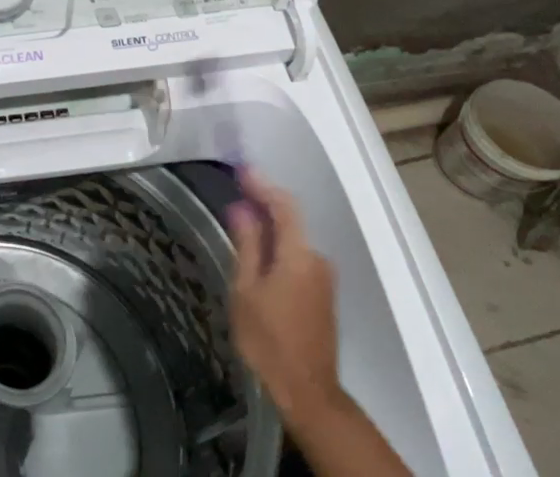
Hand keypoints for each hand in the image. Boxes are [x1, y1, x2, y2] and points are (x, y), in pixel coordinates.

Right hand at [227, 169, 347, 425]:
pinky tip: (259, 254)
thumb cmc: (268, 338)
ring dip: (270, 229)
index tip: (240, 169)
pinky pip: (298, 259)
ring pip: (294, 242)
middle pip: (291, 222)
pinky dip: (279, 249)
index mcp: (298, 255)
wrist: (306, 389)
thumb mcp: (246, 289)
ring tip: (241, 222)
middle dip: (264, 205)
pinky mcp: (322, 295)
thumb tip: (242, 210)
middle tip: (236, 193)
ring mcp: (324, 279)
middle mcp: (317, 260)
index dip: (262, 185)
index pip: (283, 206)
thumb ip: (247, 245)